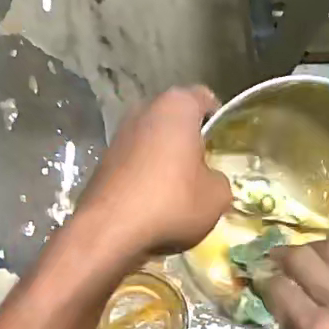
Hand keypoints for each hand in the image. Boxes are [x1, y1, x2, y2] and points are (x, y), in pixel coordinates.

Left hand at [73, 86, 229, 258]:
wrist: (111, 230)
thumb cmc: (173, 202)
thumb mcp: (218, 196)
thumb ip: (221, 180)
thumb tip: (211, 180)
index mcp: (176, 106)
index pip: (205, 98)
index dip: (219, 120)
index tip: (224, 145)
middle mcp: (144, 110)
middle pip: (176, 120)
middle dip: (190, 141)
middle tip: (205, 170)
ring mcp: (119, 135)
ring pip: (154, 142)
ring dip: (167, 160)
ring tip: (180, 191)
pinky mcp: (103, 161)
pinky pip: (136, 163)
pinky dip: (147, 177)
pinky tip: (156, 204)